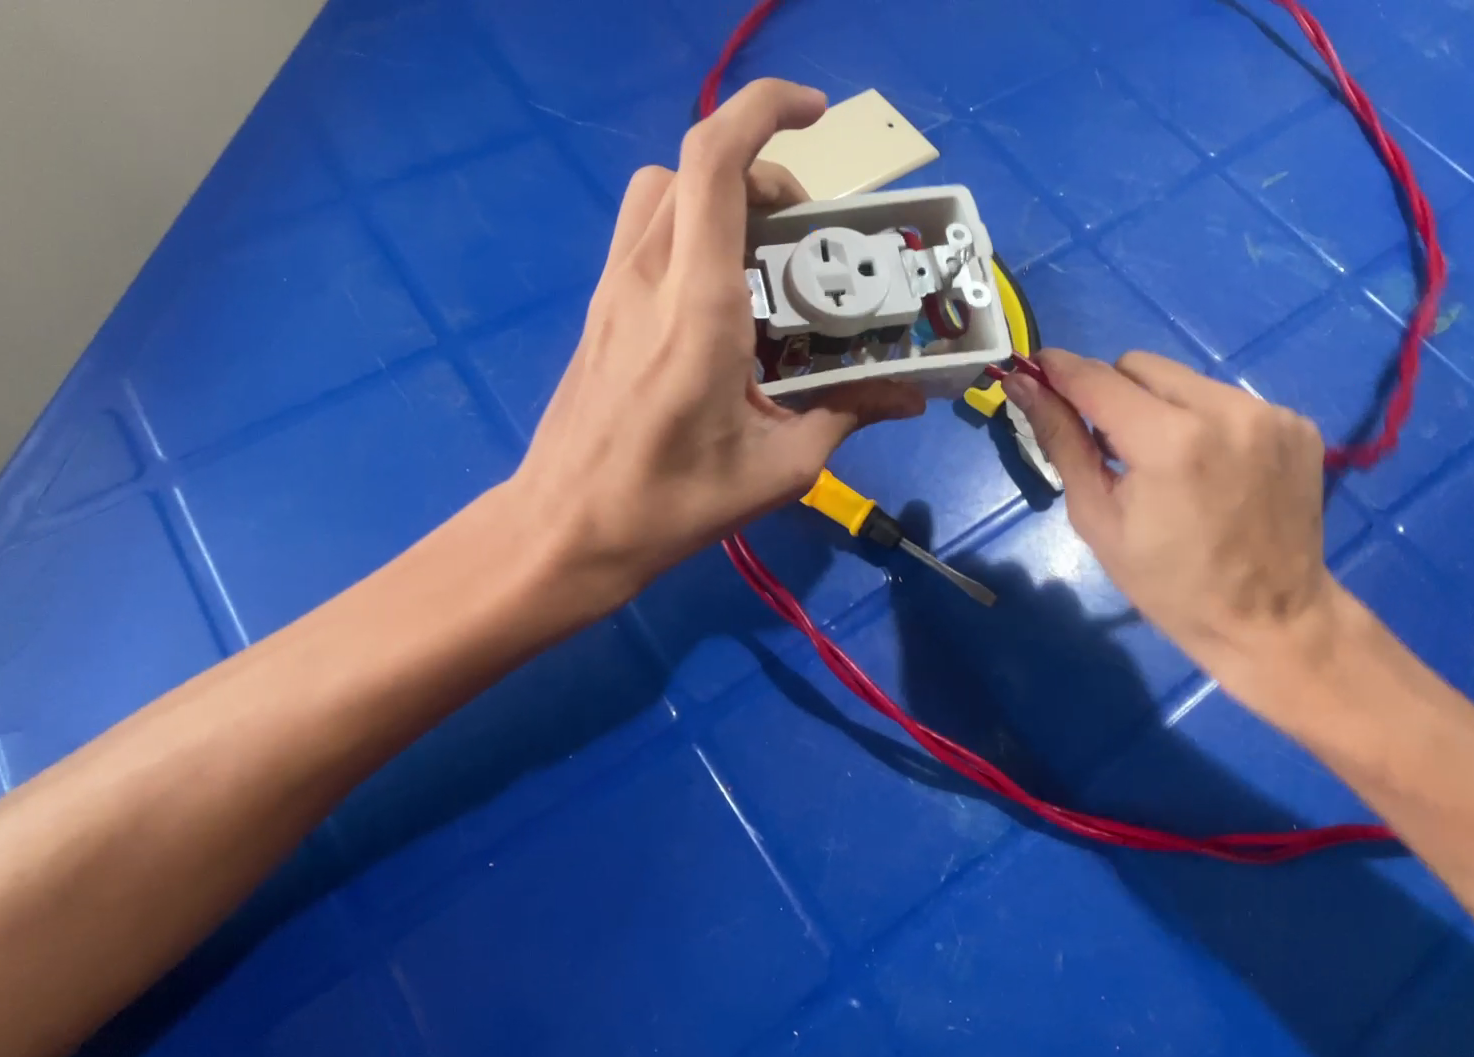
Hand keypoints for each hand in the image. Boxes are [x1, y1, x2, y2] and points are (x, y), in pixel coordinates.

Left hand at [510, 79, 924, 604]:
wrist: (567, 529)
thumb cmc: (672, 504)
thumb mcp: (778, 469)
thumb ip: (845, 416)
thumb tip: (907, 398)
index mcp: (698, 307)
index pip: (715, 160)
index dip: (764, 111)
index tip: (815, 114)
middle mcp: (648, 278)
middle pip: (694, 167)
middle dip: (759, 173)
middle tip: (801, 231)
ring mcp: (612, 289)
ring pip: (661, 192)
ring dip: (715, 197)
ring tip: (759, 257)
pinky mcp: (599, 310)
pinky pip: (643, 234)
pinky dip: (687, 232)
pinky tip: (716, 300)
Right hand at [1005, 348, 1336, 685]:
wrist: (1269, 619)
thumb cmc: (1167, 583)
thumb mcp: (1097, 517)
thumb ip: (1062, 441)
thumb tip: (1023, 385)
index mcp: (1168, 441)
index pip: (1098, 379)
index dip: (1059, 370)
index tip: (1035, 370)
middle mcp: (1224, 409)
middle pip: (1140, 366)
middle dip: (1112, 393)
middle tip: (1109, 443)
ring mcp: (1268, 413)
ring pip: (1184, 379)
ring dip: (1159, 406)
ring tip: (1164, 461)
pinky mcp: (1296, 423)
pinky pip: (1226, 399)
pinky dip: (1203, 421)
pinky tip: (1209, 467)